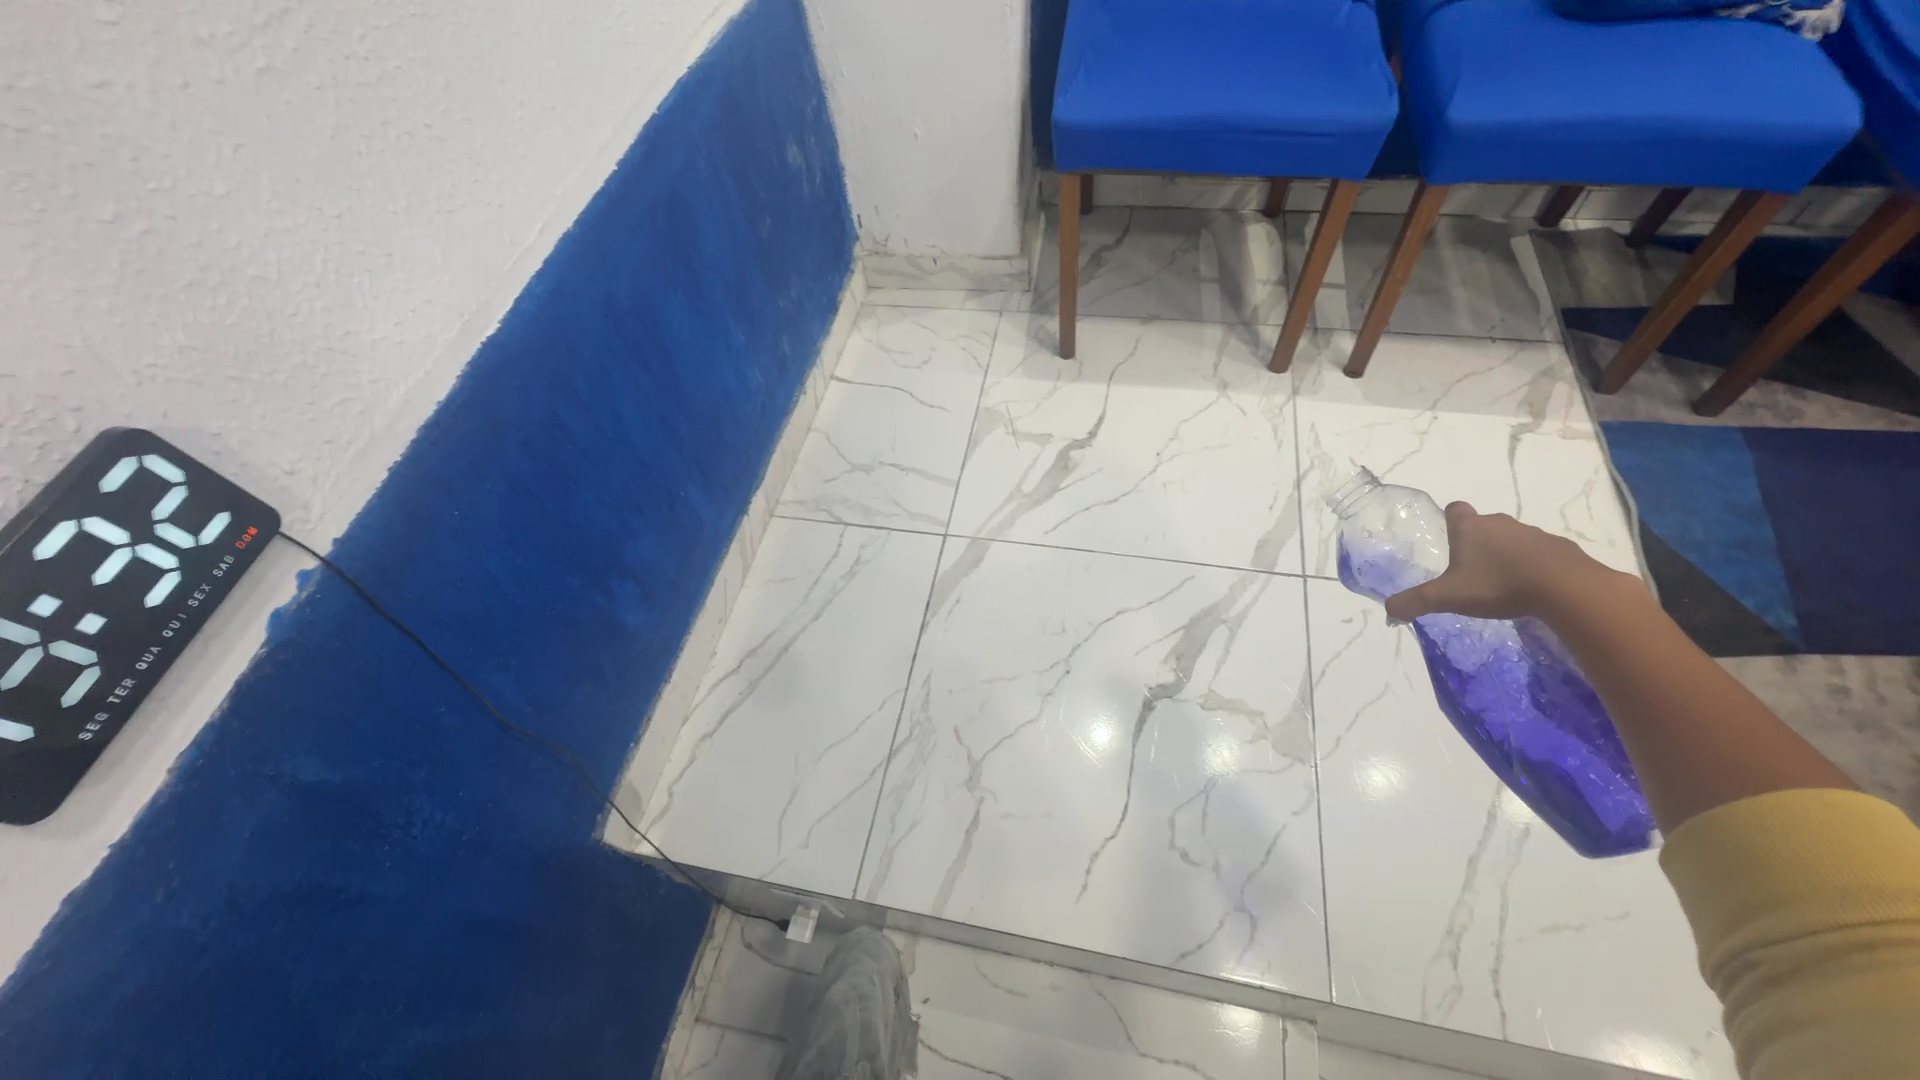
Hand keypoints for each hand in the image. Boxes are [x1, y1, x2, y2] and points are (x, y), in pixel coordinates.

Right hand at [1383, 503, 1626, 621]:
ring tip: (1504, 582)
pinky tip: (1532, 587)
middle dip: (1477, 542)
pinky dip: (1534, 564)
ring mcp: (1533, 533)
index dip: (1451, 520)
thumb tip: (1389, 610)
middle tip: (1473, 570)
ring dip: (1506, 553)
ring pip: (1512, 538)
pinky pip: (1540, 552)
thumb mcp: (1448, 597)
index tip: (1451, 538)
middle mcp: (1500, 523)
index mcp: (1470, 528)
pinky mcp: (1560, 548)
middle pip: (1484, 525)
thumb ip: (1415, 602)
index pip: (1455, 509)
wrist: (1565, 587)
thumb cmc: (1498, 585)